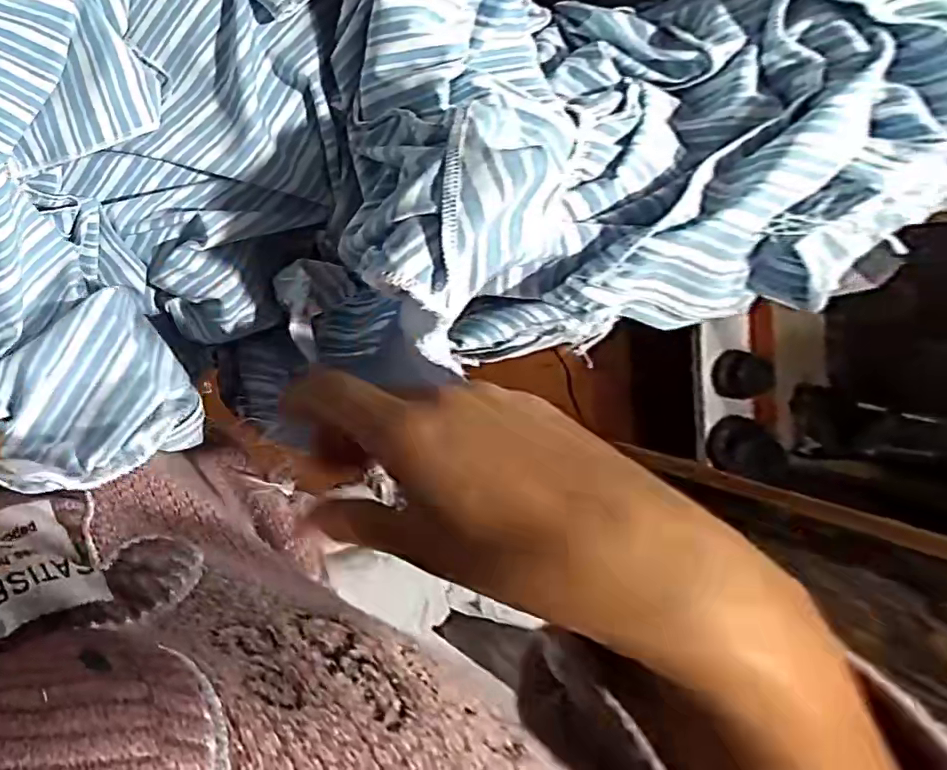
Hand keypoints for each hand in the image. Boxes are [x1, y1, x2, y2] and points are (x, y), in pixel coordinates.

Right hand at [284, 369, 820, 687]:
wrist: (657, 560)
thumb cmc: (520, 559)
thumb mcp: (429, 549)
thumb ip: (362, 521)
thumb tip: (313, 517)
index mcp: (403, 425)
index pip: (326, 386)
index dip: (298, 398)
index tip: (289, 422)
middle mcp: (439, 394)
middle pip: (369, 395)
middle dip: (347, 427)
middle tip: (349, 471)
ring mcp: (489, 394)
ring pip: (417, 400)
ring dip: (395, 428)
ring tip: (414, 476)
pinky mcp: (532, 405)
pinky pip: (464, 406)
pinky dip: (442, 427)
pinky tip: (474, 472)